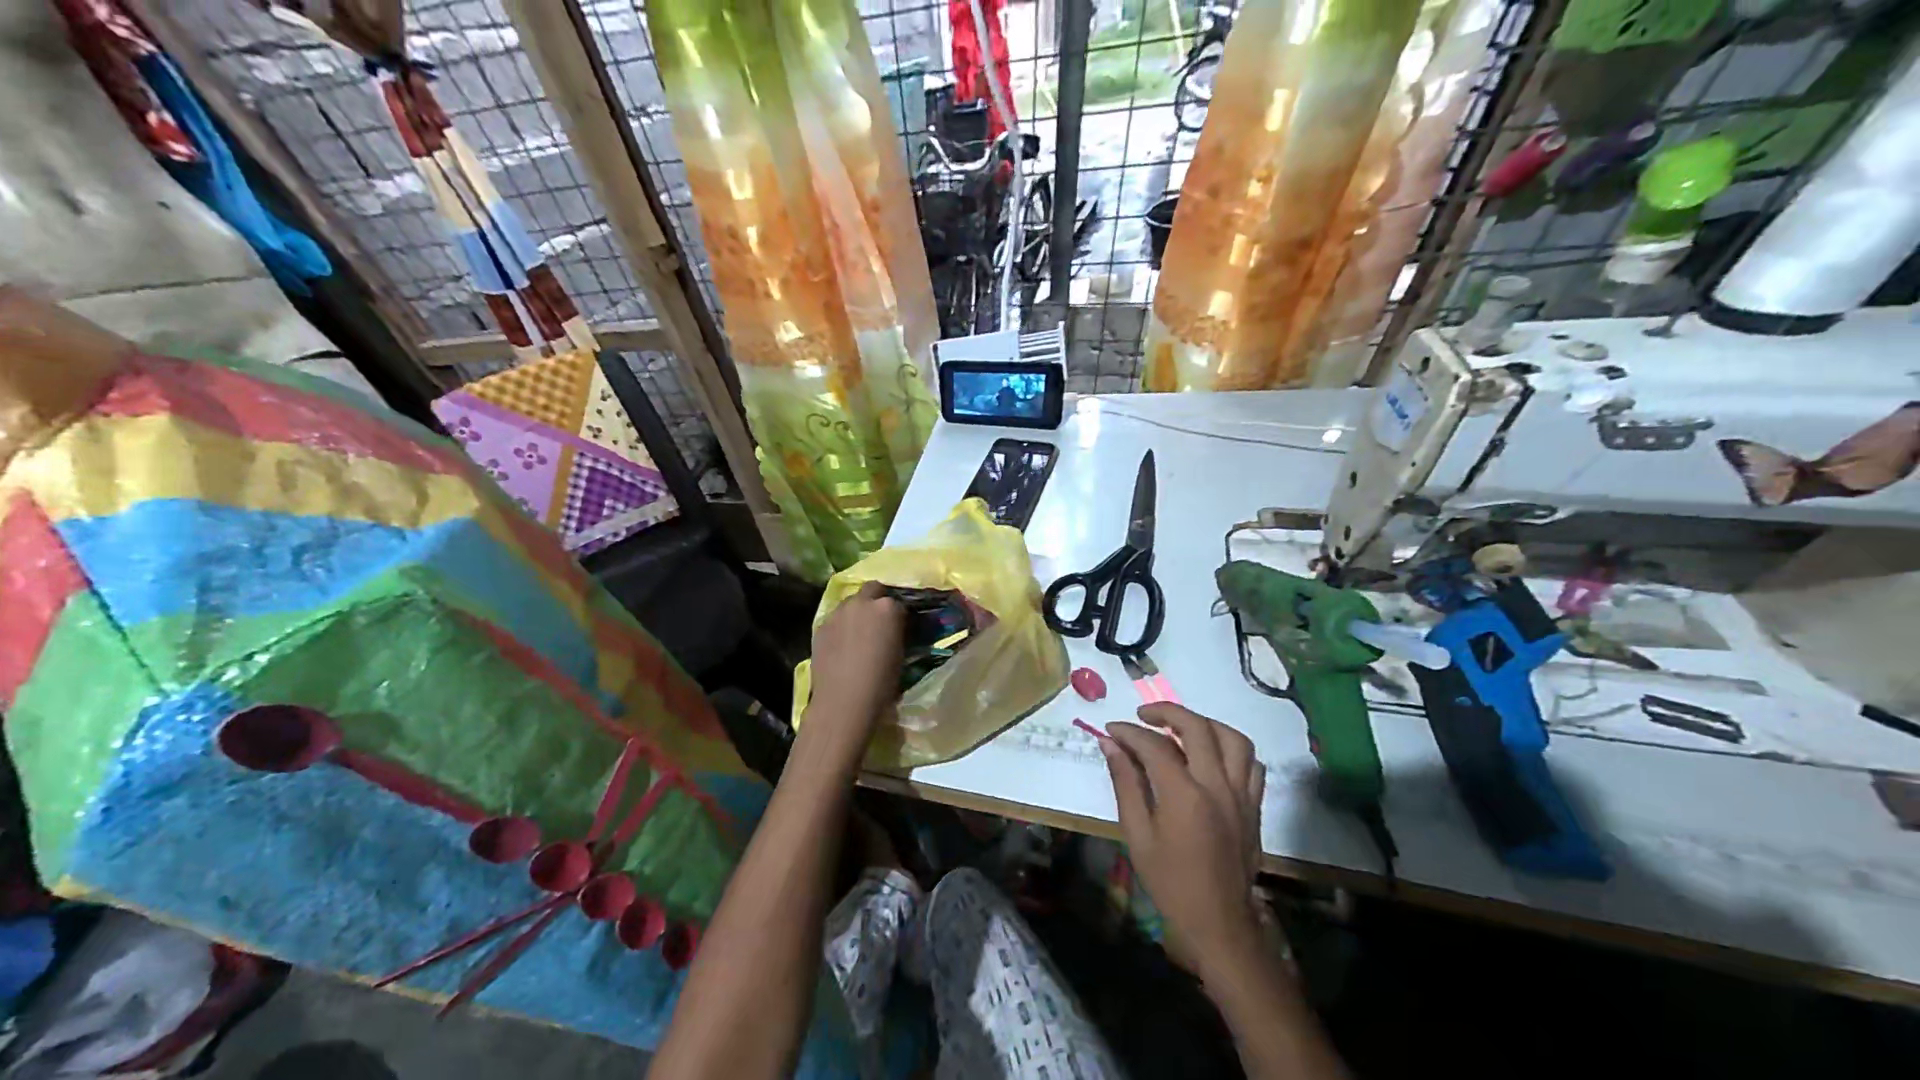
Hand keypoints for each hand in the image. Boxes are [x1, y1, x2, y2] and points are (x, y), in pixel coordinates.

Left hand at [804, 582, 905, 752]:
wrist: (844, 701)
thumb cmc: (881, 683)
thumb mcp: (900, 654)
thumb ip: (896, 633)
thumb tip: (893, 630)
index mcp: (888, 608)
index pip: (898, 602)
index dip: (899, 614)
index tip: (899, 626)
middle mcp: (862, 603)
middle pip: (873, 590)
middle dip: (877, 600)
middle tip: (880, 621)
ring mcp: (838, 612)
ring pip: (851, 603)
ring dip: (857, 612)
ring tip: (858, 633)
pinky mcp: (820, 626)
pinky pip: (835, 619)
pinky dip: (841, 626)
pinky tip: (842, 645)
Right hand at [1099, 703, 1266, 975]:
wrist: (1218, 922)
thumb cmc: (1169, 881)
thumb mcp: (1137, 834)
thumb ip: (1125, 783)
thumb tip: (1110, 744)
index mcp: (1184, 795)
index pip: (1154, 745)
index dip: (1129, 732)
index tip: (1111, 730)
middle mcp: (1217, 785)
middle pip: (1197, 727)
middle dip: (1167, 712)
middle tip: (1143, 715)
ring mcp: (1242, 794)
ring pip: (1232, 738)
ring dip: (1205, 724)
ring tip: (1182, 727)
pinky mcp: (1255, 806)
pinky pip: (1251, 763)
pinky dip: (1231, 749)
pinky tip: (1212, 755)